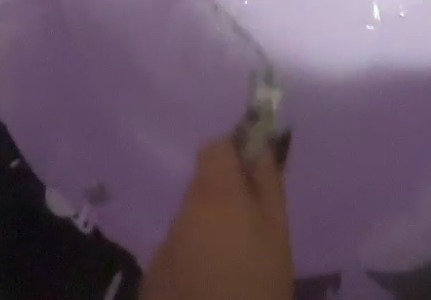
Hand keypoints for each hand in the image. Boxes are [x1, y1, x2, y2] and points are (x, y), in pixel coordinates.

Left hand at [142, 136, 292, 299]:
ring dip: (207, 227)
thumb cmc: (259, 284)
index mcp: (215, 193)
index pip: (215, 146)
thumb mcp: (278, 232)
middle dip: (223, 194)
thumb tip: (262, 146)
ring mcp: (163, 246)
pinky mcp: (151, 278)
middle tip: (248, 225)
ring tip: (230, 260)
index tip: (252, 173)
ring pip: (189, 218)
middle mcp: (182, 211)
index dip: (234, 153)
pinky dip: (191, 257)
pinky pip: (176, 250)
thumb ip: (268, 183)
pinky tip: (209, 283)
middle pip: (201, 183)